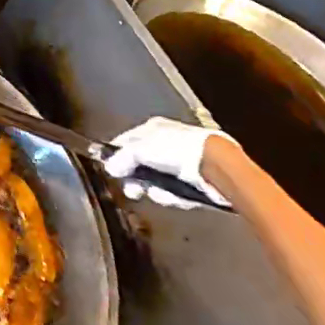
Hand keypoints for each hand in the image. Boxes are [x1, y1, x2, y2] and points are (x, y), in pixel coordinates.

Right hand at [102, 117, 233, 209]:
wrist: (215, 167)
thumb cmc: (175, 149)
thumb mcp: (141, 148)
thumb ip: (122, 157)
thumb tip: (109, 167)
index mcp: (153, 128)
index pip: (126, 141)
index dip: (116, 155)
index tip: (110, 169)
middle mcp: (165, 144)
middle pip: (140, 165)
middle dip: (135, 179)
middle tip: (133, 190)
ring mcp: (179, 164)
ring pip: (155, 182)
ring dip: (154, 190)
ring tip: (159, 191)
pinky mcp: (191, 183)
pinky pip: (172, 192)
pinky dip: (171, 196)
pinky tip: (174, 196)